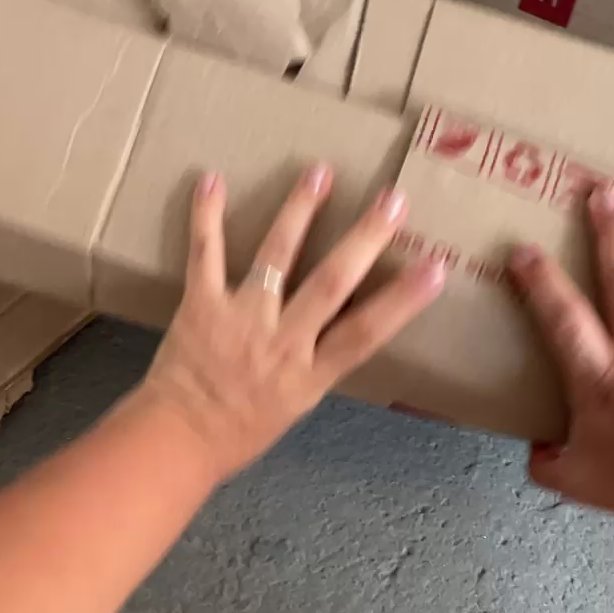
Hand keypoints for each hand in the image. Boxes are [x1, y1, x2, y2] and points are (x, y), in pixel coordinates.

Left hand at [129, 163, 445, 480]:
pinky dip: (207, 217)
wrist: (178, 441)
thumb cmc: (240, 432)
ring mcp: (241, 319)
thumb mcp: (296, 407)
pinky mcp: (202, 305)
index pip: (365, 334)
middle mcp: (282, 342)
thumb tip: (337, 330)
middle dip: (364, 239)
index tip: (435, 267)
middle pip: (331, 284)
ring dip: (299, 210)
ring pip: (276, 257)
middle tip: (393, 200)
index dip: (402, 300)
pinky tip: (211, 180)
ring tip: (319, 171)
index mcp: (310, 374)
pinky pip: (205, 255)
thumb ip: (317, 364)